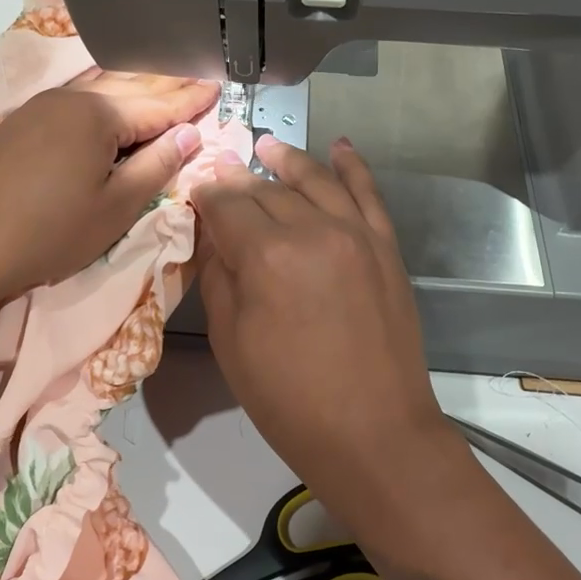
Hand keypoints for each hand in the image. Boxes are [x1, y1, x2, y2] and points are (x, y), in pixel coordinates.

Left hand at [0, 70, 217, 317]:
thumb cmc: (48, 235)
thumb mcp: (115, 208)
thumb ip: (157, 165)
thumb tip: (190, 133)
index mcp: (97, 114)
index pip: (157, 105)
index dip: (190, 101)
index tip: (218, 87)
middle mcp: (68, 98)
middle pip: (128, 87)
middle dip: (165, 87)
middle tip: (198, 82)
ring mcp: (37, 107)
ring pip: (97, 89)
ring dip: (132, 89)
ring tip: (160, 88)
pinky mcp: (17, 124)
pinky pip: (72, 99)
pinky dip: (101, 99)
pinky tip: (106, 103)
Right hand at [190, 135, 445, 486]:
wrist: (375, 433)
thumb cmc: (289, 400)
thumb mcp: (232, 341)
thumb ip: (220, 276)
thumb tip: (215, 234)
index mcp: (267, 255)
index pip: (227, 204)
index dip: (206, 195)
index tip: (195, 192)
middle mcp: (313, 229)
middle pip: (268, 190)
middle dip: (240, 179)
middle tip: (222, 170)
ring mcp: (357, 234)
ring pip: (317, 180)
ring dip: (289, 160)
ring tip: (269, 146)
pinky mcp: (386, 247)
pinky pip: (368, 194)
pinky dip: (353, 167)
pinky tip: (340, 147)